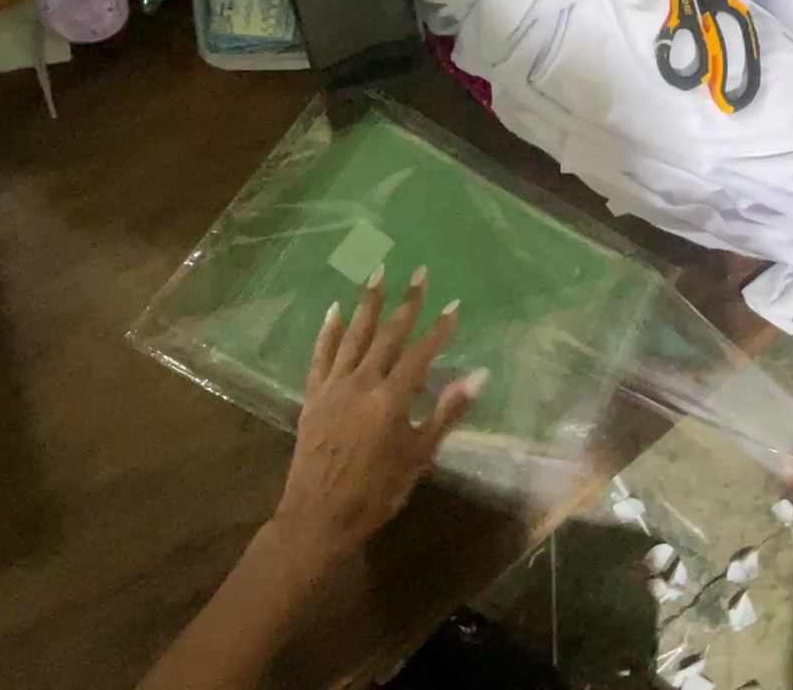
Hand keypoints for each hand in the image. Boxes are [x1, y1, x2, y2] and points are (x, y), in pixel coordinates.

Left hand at [270, 266, 484, 569]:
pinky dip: (329, 330)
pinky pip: (321, 355)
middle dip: (408, 301)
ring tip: (378, 272)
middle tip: (420, 271)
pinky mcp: (313, 396)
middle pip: (388, 334)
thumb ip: (447, 412)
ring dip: (368, 302)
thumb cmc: (376, 493)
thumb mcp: (419, 456)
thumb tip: (479, 376)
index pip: (421, 353)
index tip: (455, 304)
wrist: (316, 520)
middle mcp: (362, 383)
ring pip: (354, 335)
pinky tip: (335, 309)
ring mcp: (334, 387)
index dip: (440, 328)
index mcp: (391, 399)